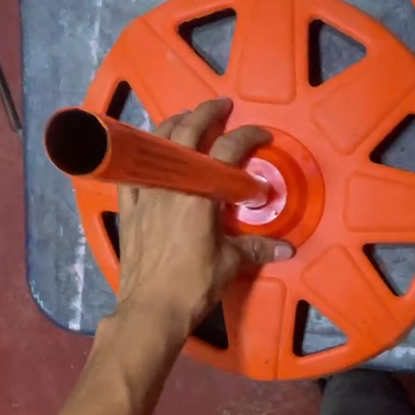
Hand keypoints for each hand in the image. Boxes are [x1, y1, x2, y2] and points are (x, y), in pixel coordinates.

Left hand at [111, 97, 290, 332]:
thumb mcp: (230, 264)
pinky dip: (140, 152)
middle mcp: (170, 183)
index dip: (246, 137)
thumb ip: (257, 248)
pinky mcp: (128, 206)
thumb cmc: (193, 284)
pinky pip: (130, 168)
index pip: (226, 151)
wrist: (152, 308)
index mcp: (200, 193)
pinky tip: (148, 151)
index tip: (261, 135)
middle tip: (221, 106)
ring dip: (173, 124)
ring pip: (155, 142)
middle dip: (206, 113)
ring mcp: (145, 191)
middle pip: (186, 133)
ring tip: (188, 120)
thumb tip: (286, 248)